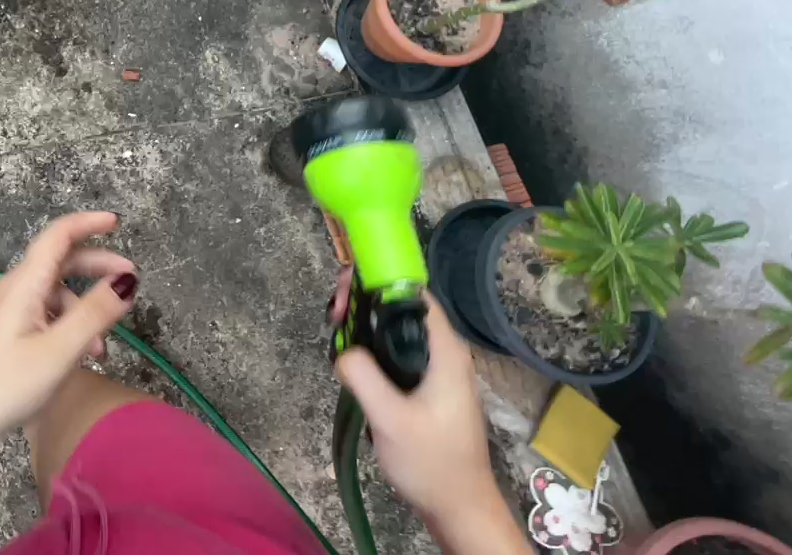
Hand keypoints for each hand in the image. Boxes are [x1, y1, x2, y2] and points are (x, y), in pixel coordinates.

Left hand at [0, 211, 137, 455]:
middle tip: (131, 280)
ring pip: (51, 294)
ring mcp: (3, 311)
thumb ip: (94, 314)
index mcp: (24, 283)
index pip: (58, 235)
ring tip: (102, 349)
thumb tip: (127, 279)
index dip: (88, 223)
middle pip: (58, 261)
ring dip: (82, 310)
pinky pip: (40, 315)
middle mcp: (12, 288)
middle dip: (95, 266)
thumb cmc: (1, 386)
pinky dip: (64, 326)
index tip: (117, 221)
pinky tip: (74, 357)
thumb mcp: (57, 353)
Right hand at [335, 298, 500, 527]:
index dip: (377, 281)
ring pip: (391, 326)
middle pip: (398, 305)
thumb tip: (341, 348)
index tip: (345, 293)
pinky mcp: (422, 383)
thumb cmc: (431, 462)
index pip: (413, 292)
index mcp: (444, 351)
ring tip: (336, 336)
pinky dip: (368, 344)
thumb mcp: (390, 419)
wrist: (458, 509)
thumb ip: (363, 375)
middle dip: (362, 301)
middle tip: (333, 317)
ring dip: (361, 324)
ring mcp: (433, 368)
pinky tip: (349, 360)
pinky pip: (392, 348)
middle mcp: (442, 351)